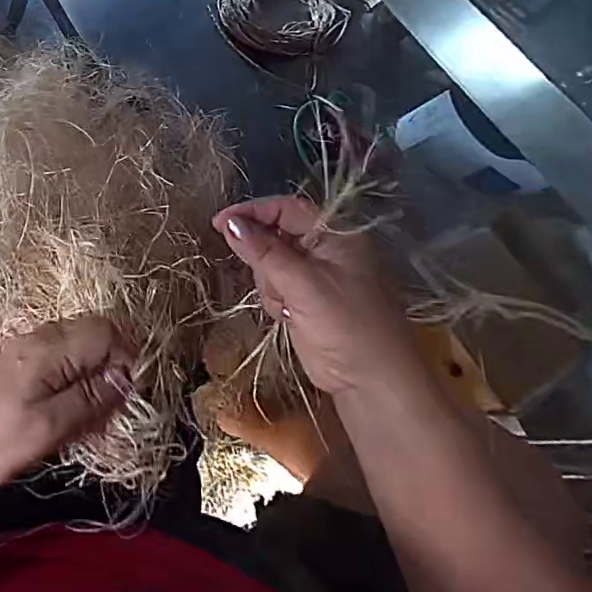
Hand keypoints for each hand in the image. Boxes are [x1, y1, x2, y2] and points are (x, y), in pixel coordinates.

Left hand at [0, 317, 135, 524]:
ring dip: (99, 367)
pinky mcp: (29, 355)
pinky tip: (78, 401)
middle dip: (115, 361)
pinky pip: (68, 351)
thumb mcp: (52, 427)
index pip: (104, 331)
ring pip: (84, 340)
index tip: (131, 391)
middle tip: (118, 401)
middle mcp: (41, 335)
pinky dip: (82, 371)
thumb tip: (126, 378)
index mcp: (47, 349)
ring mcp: (33, 342)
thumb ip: (90, 398)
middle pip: (96, 330)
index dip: (126, 356)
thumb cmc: (5, 442)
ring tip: (99, 406)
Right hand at [212, 196, 420, 395]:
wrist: (371, 383)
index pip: (286, 208)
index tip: (221, 223)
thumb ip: (264, 251)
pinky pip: (273, 284)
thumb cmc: (347, 326)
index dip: (253, 212)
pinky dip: (274, 298)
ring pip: (268, 261)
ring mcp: (314, 274)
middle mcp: (325, 249)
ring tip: (288, 305)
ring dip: (269, 282)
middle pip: (274, 234)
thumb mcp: (303, 285)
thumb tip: (230, 223)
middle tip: (272, 282)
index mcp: (336, 235)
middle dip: (264, 257)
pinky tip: (289, 316)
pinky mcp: (304, 297)